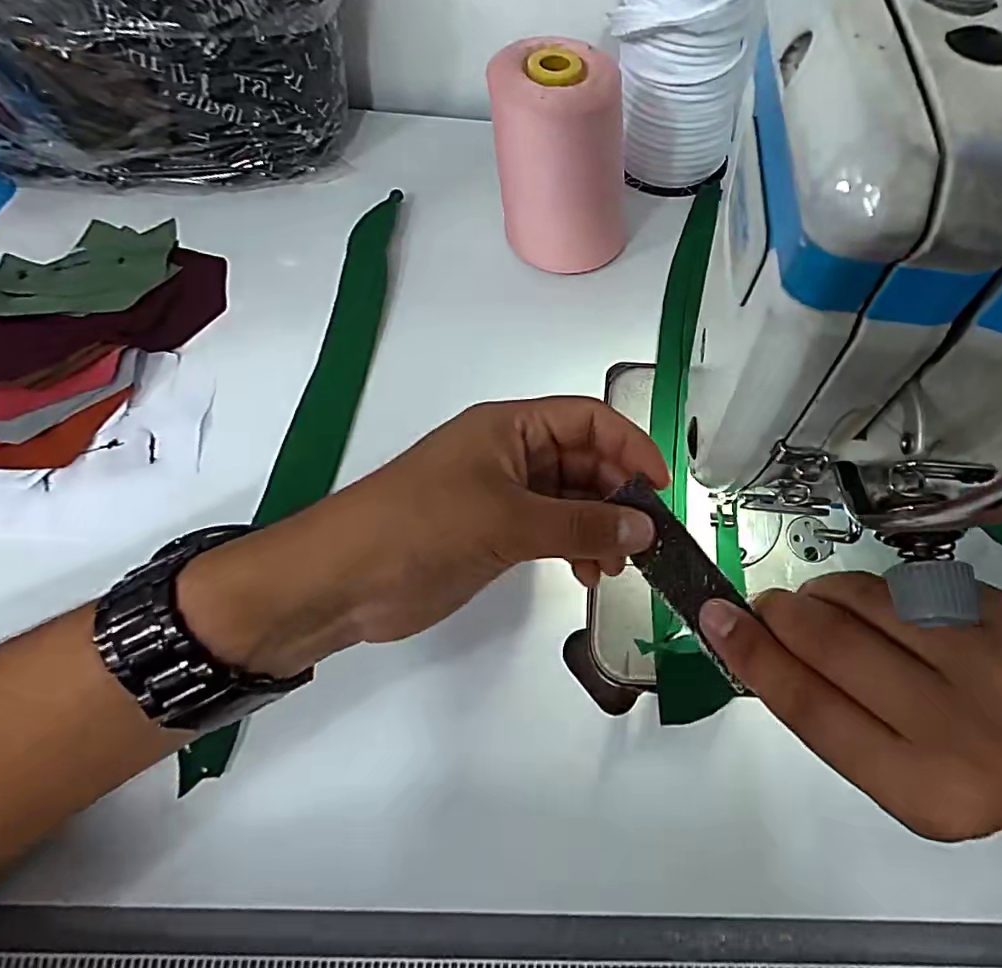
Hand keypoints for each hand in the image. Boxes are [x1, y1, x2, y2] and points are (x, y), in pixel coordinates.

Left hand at [180, 397, 668, 677]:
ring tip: (616, 564)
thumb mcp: (508, 521)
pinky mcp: (496, 533)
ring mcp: (504, 495)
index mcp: (510, 428)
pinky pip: (554, 531)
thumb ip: (582, 525)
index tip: (661, 487)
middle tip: (644, 537)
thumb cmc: (421, 528)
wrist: (340, 582)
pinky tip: (587, 573)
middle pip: (585, 461)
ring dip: (601, 527)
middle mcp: (512, 454)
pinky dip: (576, 548)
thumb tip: (646, 529)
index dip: (630, 446)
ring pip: (573, 500)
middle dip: (618, 496)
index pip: (588, 420)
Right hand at [699, 572, 1001, 843]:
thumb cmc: (962, 773)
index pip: (814, 709)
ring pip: (871, 599)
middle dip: (784, 614)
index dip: (754, 656)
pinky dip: (877, 590)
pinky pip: (911, 583)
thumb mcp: (890, 775)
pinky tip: (882, 609)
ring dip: (827, 594)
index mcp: (924, 790)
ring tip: (821, 606)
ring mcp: (1000, 666)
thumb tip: (759, 642)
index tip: (717, 617)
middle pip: (836, 645)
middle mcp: (967, 729)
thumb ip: (828, 714)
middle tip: (765, 606)